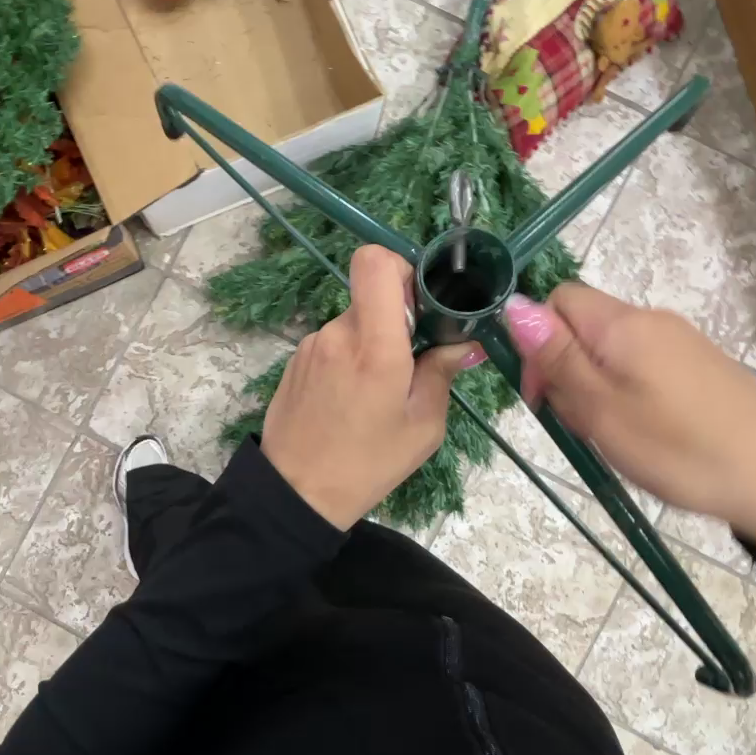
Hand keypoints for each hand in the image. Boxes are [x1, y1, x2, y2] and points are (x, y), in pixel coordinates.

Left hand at [260, 246, 480, 529]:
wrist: (296, 492)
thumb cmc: (367, 464)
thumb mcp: (422, 427)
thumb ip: (441, 373)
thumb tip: (460, 343)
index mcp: (374, 345)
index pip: (374, 262)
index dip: (401, 268)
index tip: (419, 304)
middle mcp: (337, 334)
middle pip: (370, 298)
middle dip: (395, 321)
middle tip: (409, 365)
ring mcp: (310, 346)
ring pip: (352, 324)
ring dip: (370, 344)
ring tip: (375, 394)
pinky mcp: (295, 362)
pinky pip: (331, 345)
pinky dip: (347, 361)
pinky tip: (349, 401)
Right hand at [503, 285, 755, 552]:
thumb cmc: (678, 448)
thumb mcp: (600, 407)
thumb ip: (556, 356)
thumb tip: (512, 305)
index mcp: (622, 325)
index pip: (556, 300)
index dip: (534, 340)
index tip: (540, 394)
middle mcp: (649, 321)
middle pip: (579, 327)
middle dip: (562, 370)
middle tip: (579, 422)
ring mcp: (677, 342)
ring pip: (606, 351)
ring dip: (590, 388)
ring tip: (609, 434)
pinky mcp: (695, 366)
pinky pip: (636, 367)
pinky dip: (621, 394)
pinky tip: (637, 433)